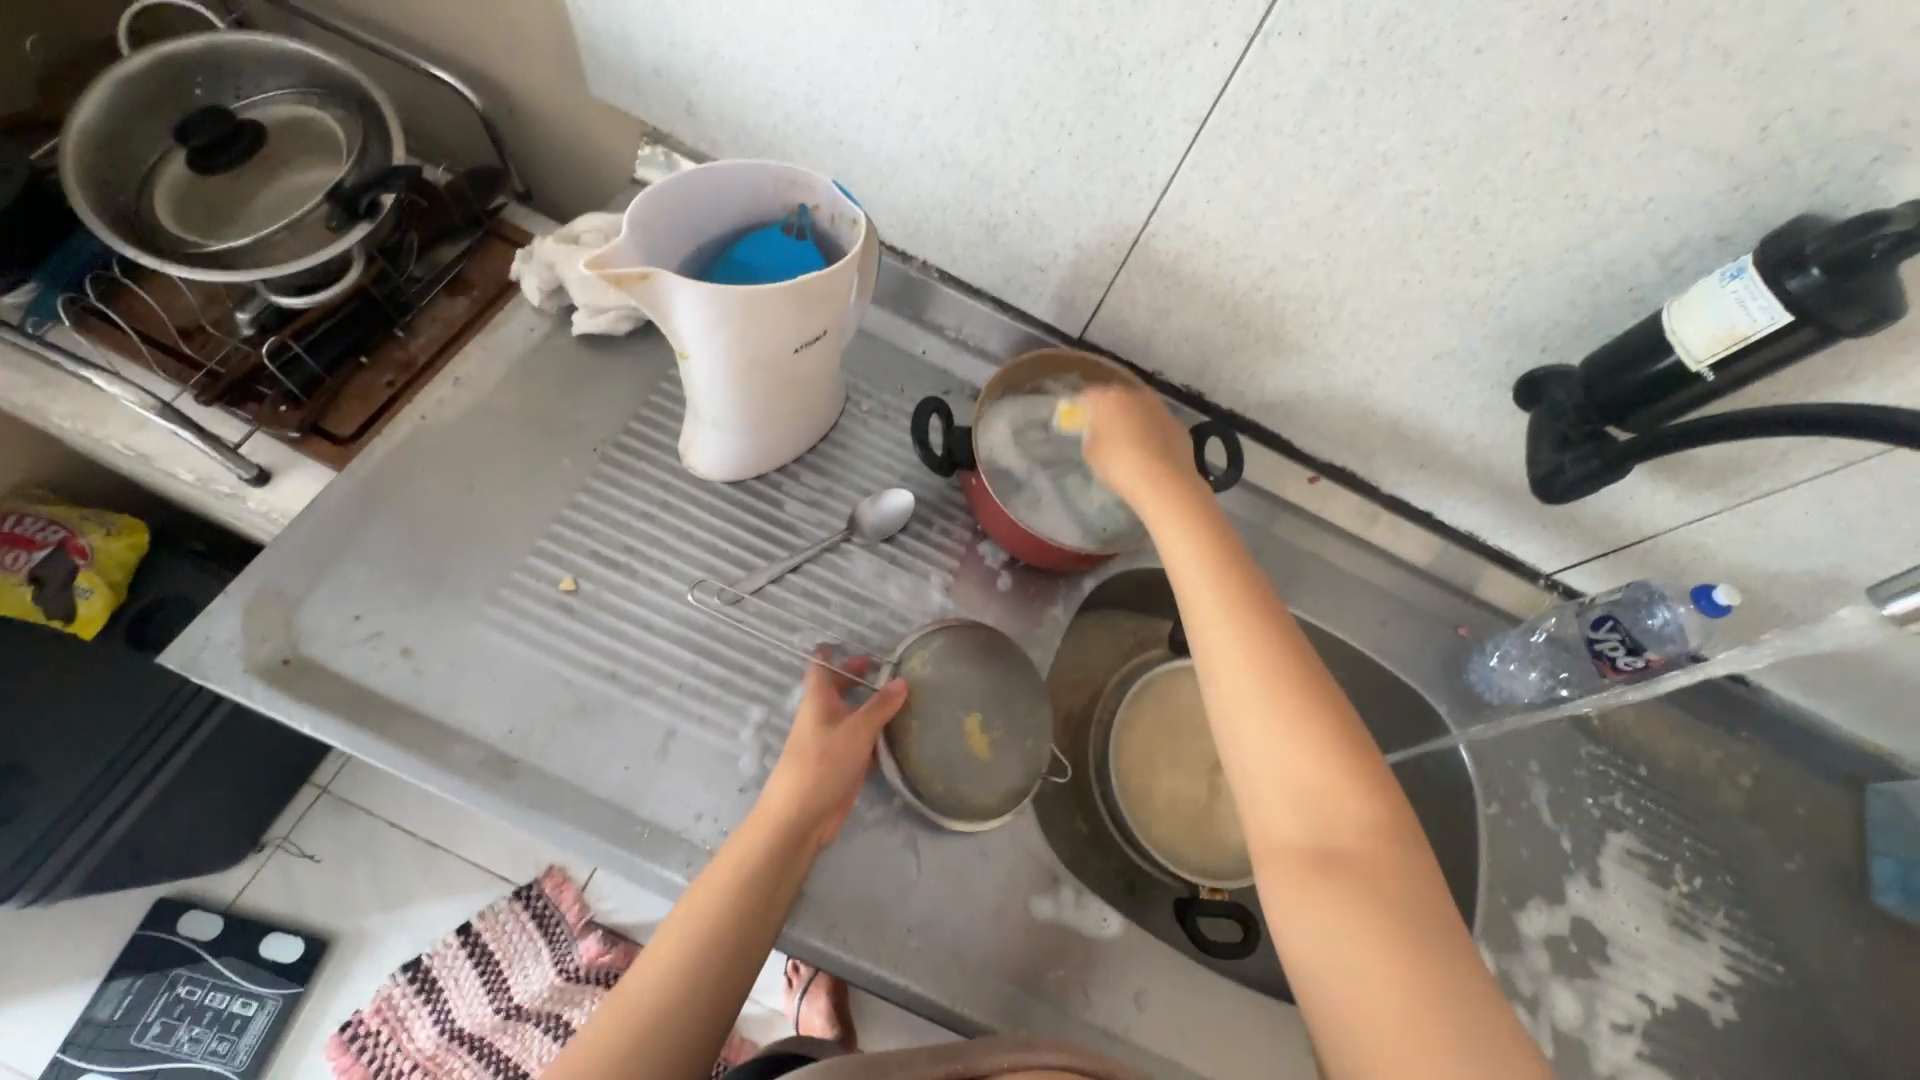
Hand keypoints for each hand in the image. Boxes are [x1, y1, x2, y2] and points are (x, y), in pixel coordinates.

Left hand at [757, 650, 908, 850]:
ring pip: (854, 716)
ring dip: (874, 708)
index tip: (850, 640)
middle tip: (888, 669)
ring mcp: (832, 741)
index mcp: (818, 700)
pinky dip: (878, 736)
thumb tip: (902, 680)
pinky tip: (902, 735)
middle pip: (839, 689)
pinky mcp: (843, 764)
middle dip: (859, 678)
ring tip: (907, 698)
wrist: (801, 816)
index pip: (820, 666)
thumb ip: (880, 706)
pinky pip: (862, 742)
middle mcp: (823, 716)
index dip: (831, 652)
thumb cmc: (822, 763)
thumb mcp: (856, 730)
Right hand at [1078, 384, 1206, 511]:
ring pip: (1140, 408)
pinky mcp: (1178, 423)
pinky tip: (1151, 451)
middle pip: (1117, 397)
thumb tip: (1097, 431)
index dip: (1082, 408)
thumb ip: (1091, 435)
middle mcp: (1136, 395)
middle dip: (1109, 410)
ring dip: (1133, 418)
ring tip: (1130, 440)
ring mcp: (1160, 407)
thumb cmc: (1120, 466)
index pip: (1088, 395)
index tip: (1080, 421)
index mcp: (1109, 399)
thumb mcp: (1091, 453)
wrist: (1165, 482)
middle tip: (1105, 429)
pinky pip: (1157, 423)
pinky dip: (1152, 431)